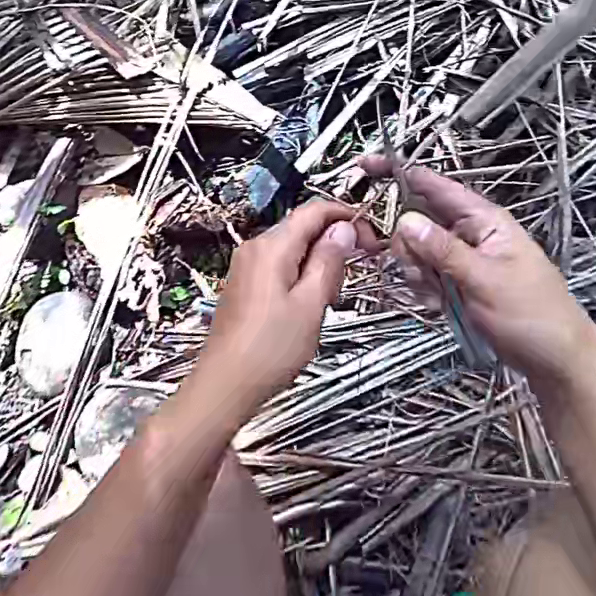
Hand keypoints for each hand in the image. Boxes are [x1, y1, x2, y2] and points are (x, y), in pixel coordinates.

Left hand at [199, 200, 374, 409]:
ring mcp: (246, 266)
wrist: (225, 384)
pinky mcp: (244, 284)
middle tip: (347, 281)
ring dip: (318, 264)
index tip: (369, 239)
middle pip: (303, 228)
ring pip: (293, 249)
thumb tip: (343, 229)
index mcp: (272, 247)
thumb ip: (329, 262)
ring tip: (325, 301)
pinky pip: (279, 266)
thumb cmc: (269, 350)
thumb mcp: (311, 305)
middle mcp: (255, 249)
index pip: (314, 210)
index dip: (346, 216)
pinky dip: (300, 277)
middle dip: (332, 246)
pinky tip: (306, 307)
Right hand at [359, 155, 595, 381]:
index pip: (434, 184)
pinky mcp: (456, 282)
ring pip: (416, 251)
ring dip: (418, 272)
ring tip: (441, 293)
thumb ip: (443, 250)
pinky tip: (443, 304)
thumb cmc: (537, 317)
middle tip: (424, 271)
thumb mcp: (485, 280)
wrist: (556, 362)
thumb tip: (407, 221)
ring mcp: (461, 258)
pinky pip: (423, 275)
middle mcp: (469, 234)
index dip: (398, 173)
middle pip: (417, 220)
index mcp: (483, 220)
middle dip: (409, 246)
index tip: (368, 166)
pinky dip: (425, 289)